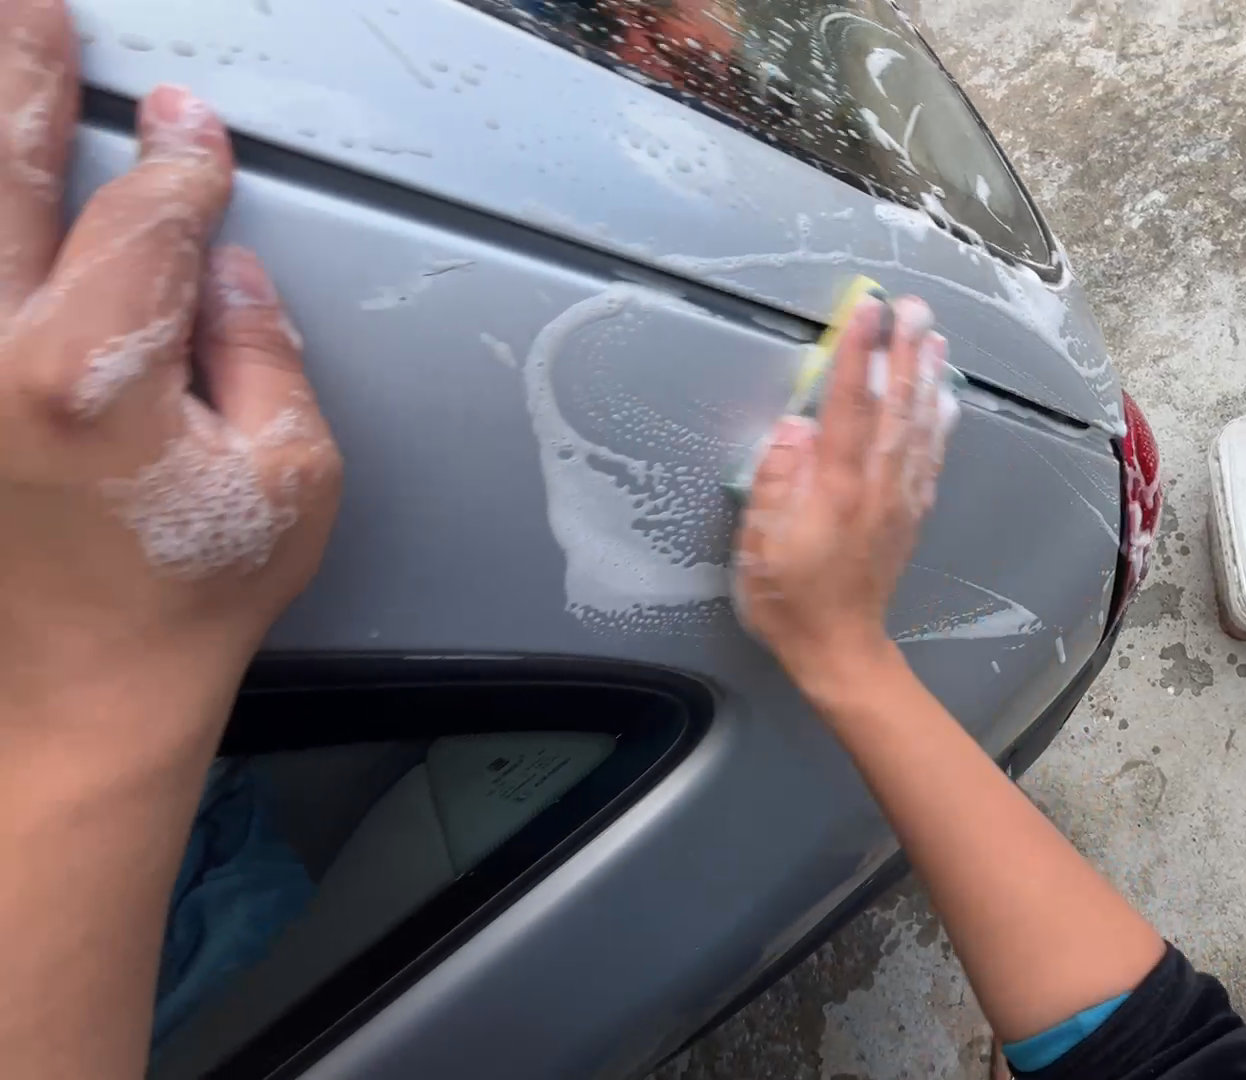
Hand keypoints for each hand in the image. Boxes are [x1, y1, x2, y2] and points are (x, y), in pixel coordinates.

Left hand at [0, 2, 339, 755]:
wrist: (78, 681)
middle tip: (28, 8)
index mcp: (98, 379)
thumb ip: (270, 363)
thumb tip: (235, 277)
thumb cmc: (200, 583)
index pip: (148, 231)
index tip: (191, 122)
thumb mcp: (294, 479)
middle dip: (12, 76)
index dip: (179, 166)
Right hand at [733, 294, 955, 698]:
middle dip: (904, 352)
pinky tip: (946, 401)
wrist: (839, 647)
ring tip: (935, 338)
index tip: (865, 310)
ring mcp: (900, 501)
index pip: (848, 407)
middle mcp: (876, 488)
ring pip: (919, 430)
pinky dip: (940, 426)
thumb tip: (796, 424)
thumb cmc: (788, 598)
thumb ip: (776, 481)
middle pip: (894, 409)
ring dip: (928, 380)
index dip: (857, 355)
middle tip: (913, 307)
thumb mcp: (759, 545)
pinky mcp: (911, 515)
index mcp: (835, 490)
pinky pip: (930, 461)